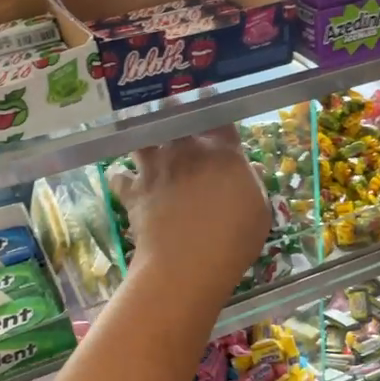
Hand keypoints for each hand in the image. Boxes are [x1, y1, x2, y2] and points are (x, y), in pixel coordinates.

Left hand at [109, 126, 270, 299]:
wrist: (189, 264)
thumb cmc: (234, 239)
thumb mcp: (260, 212)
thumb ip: (254, 184)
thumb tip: (251, 168)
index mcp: (222, 152)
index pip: (219, 118)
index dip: (215, 116)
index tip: (213, 119)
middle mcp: (186, 151)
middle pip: (177, 119)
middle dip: (176, 118)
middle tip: (178, 125)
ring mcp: (156, 168)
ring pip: (143, 140)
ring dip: (146, 142)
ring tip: (149, 149)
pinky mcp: (134, 190)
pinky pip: (119, 177)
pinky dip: (121, 179)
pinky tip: (127, 184)